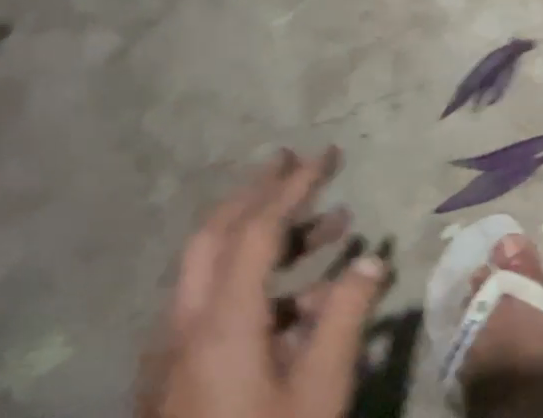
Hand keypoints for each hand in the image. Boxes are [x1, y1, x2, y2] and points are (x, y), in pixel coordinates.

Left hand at [137, 148, 385, 417]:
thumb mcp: (320, 387)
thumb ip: (345, 317)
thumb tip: (368, 261)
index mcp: (221, 322)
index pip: (257, 232)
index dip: (294, 188)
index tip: (326, 155)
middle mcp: (185, 326)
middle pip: (213, 239)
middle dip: (257, 194)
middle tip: (297, 163)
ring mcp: (174, 353)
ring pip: (211, 272)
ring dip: (266, 238)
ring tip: (333, 226)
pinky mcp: (177, 376)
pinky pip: (214, 305)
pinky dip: (258, 279)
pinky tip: (307, 298)